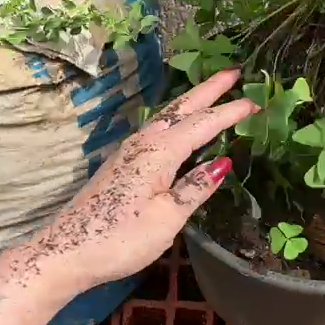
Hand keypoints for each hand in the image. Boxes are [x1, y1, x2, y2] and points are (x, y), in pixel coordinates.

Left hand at [9, 68, 255, 297]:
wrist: (67, 252)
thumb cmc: (120, 239)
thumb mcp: (167, 218)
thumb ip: (195, 188)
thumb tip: (222, 163)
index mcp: (159, 153)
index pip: (203, 125)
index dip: (230, 113)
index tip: (257, 102)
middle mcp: (144, 144)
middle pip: (181, 109)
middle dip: (209, 90)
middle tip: (235, 72)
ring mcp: (129, 152)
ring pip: (167, 117)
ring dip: (191, 102)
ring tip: (213, 92)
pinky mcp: (121, 164)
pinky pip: (157, 130)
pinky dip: (177, 120)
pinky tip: (180, 127)